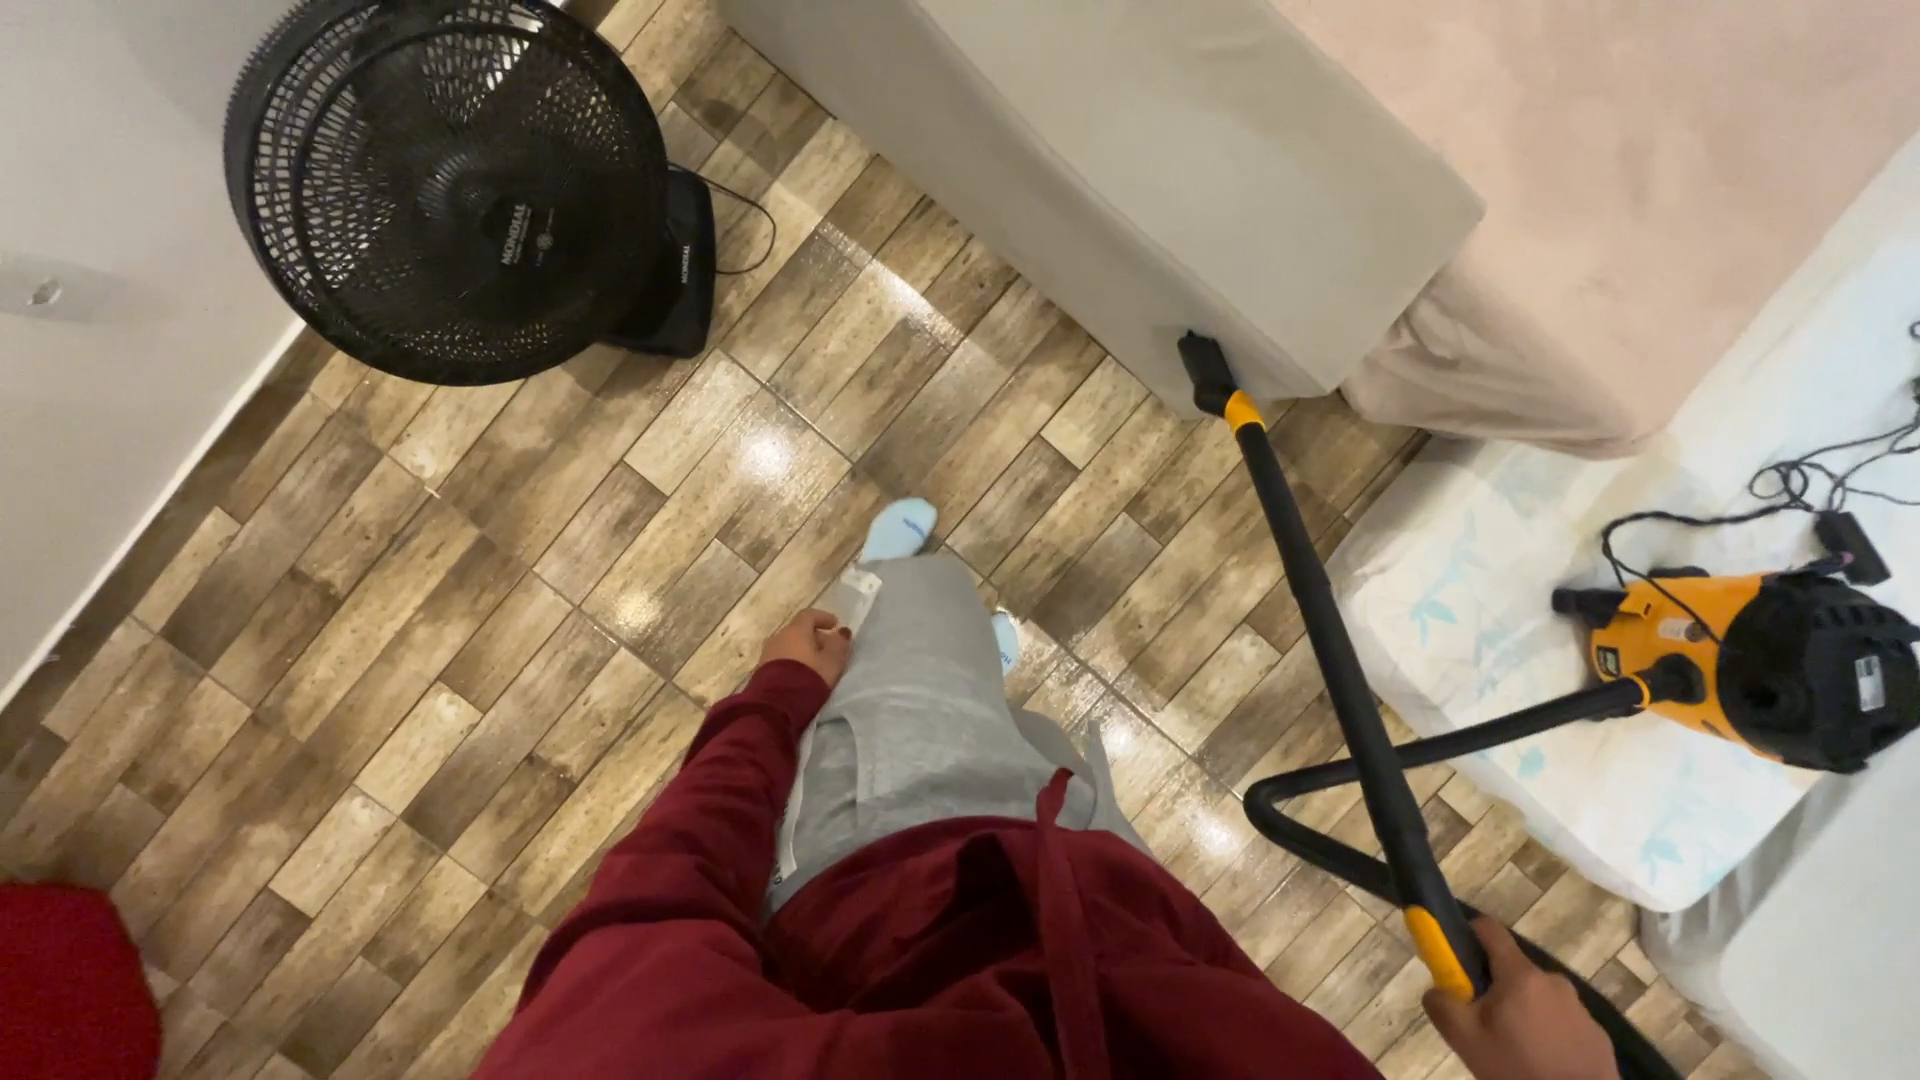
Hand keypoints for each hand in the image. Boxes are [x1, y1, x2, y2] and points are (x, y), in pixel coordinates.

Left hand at [758, 609, 852, 690]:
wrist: (776, 705)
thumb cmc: (809, 677)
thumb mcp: (832, 662)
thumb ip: (839, 644)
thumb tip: (842, 632)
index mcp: (795, 630)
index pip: (809, 615)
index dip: (823, 617)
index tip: (835, 625)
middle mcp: (778, 637)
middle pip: (798, 630)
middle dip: (814, 637)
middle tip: (828, 649)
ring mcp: (767, 653)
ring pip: (789, 645)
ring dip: (803, 650)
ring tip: (816, 664)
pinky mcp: (761, 670)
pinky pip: (781, 659)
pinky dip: (793, 661)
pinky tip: (801, 674)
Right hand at [1423, 918, 1618, 1079]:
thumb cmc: (1519, 1071)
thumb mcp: (1464, 1039)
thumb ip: (1440, 1002)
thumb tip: (1436, 988)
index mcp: (1521, 975)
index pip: (1490, 929)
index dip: (1468, 934)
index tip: (1457, 959)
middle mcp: (1554, 982)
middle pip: (1512, 968)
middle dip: (1494, 986)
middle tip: (1483, 1021)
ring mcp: (1582, 1011)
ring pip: (1538, 996)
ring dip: (1523, 1010)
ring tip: (1515, 1048)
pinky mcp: (1599, 1037)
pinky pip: (1562, 1021)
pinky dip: (1549, 1032)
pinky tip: (1543, 1062)